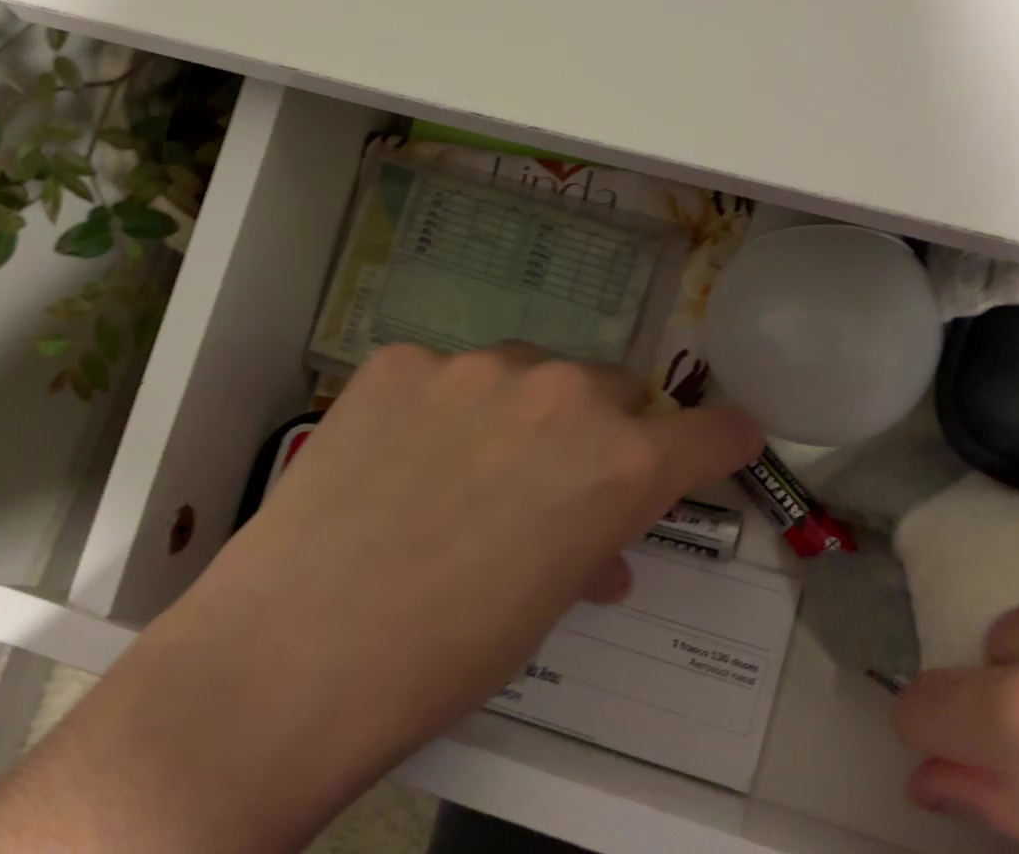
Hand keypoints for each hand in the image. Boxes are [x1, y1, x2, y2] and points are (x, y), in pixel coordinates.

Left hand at [0, 343, 760, 853]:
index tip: (718, 447)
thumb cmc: (444, 656)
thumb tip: (595, 542)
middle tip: (558, 483)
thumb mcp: (545, 605)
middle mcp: (557, 393)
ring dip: (518, 414)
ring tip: (466, 474)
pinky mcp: (395, 363)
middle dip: (600, 432)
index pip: (710, 431)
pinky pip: (442, 377)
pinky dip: (439, 409)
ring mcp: (469, 368)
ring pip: (524, 375)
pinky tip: (398, 460)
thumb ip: (587, 545)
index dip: (720, 443)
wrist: (298, 649)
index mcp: (619, 462)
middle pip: (610, 390)